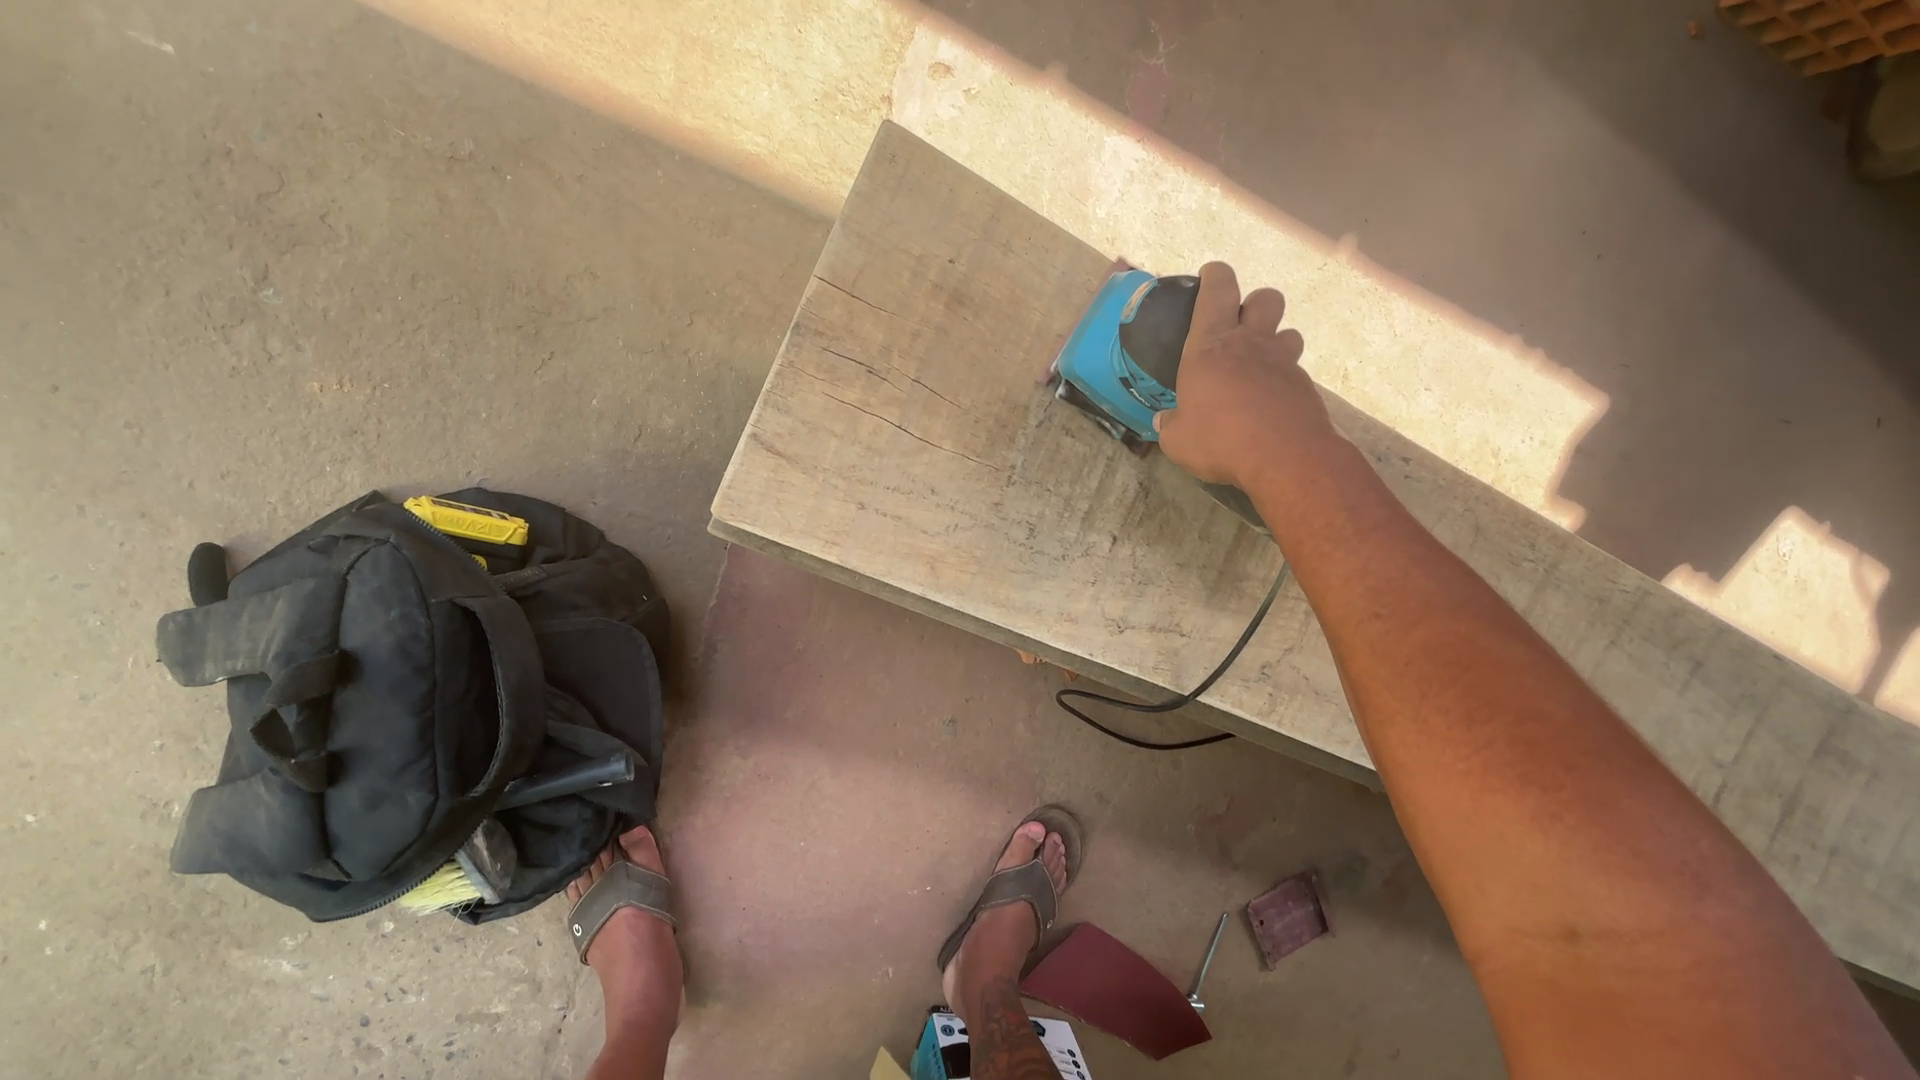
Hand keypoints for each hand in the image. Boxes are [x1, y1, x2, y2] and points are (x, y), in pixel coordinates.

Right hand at [1153, 262, 1337, 489]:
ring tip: (1261, 363)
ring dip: (1276, 340)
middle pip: (1265, 298)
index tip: (1211, 273)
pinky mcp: (1305, 387)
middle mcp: (1250, 344)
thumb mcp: (1179, 440)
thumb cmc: (1220, 440)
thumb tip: (1165, 421)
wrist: (1284, 457)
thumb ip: (1171, 425)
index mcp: (1210, 347)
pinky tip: (1272, 400)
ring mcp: (1282, 363)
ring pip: (1288, 332)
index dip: (1215, 276)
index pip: (1217, 291)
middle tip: (1241, 323)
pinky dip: (1284, 379)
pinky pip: (1295, 371)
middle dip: (1254, 303)